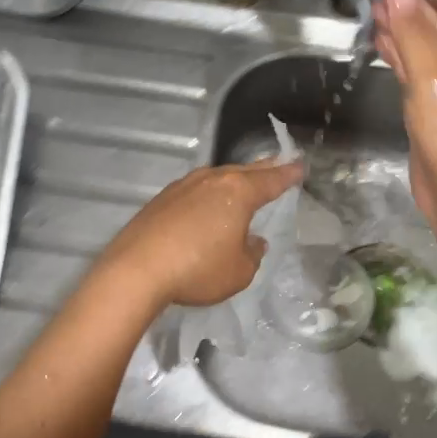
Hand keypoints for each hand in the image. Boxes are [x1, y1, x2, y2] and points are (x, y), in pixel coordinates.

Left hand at [97, 159, 304, 307]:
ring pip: (215, 178)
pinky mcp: (160, 200)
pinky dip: (207, 195)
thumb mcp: (239, 272)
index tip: (299, 166)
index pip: (271, 180)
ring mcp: (182, 187)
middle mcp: (211, 180)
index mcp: (238, 192)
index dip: (288, 175)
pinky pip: (194, 191)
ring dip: (231, 181)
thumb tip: (253, 241)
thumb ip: (252, 254)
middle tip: (276, 165)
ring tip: (242, 184)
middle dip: (261, 170)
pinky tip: (206, 206)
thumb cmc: (198, 269)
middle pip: (243, 171)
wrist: (137, 270)